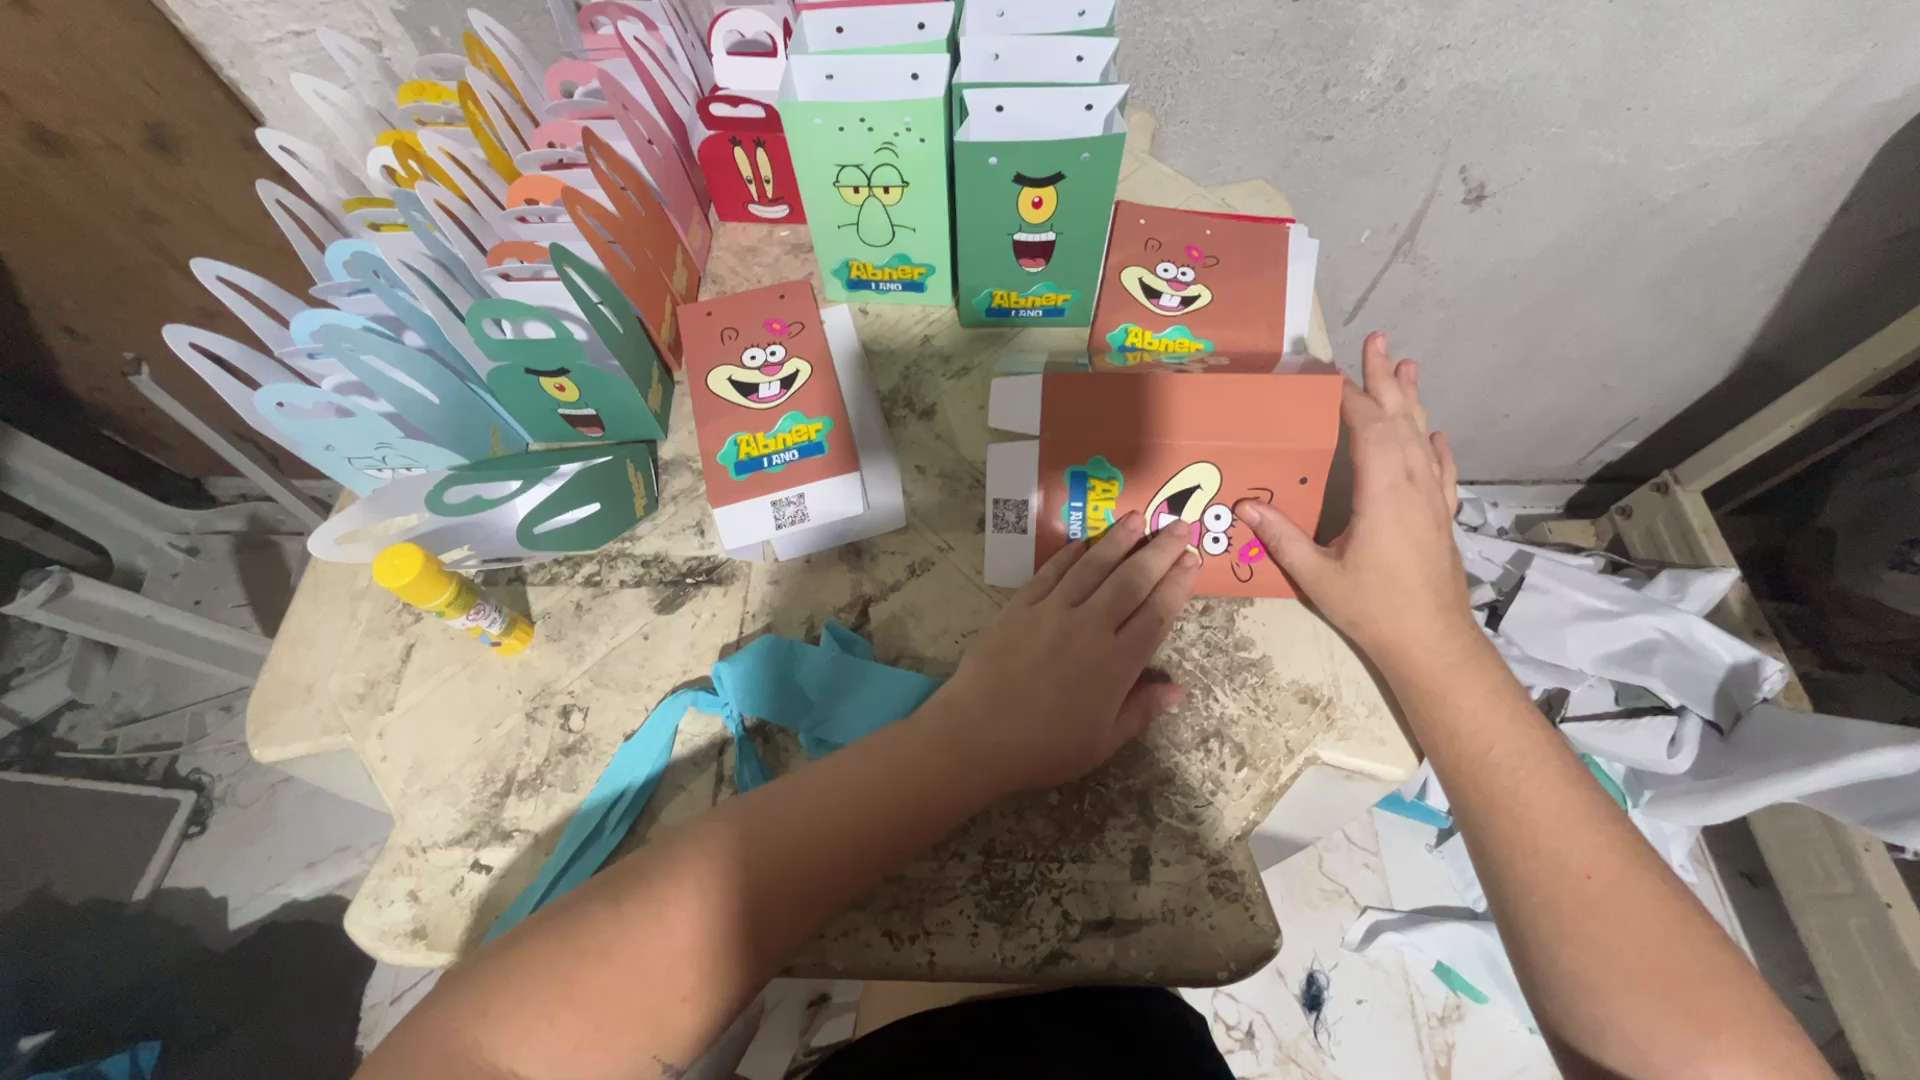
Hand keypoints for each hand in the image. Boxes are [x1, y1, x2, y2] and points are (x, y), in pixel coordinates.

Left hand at [935, 513, 1200, 794]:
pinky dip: (1071, 554)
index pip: (1157, 613)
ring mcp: (1053, 612)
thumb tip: (1179, 690)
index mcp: (1117, 663)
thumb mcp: (1102, 742)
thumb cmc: (1045, 747)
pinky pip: (1051, 573)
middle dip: (1159, 551)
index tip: (1192, 560)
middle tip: (1179, 525)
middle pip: (1132, 580)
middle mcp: (1090, 627)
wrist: (978, 734)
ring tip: (1139, 518)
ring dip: (1119, 540)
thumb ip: (1141, 711)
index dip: (1178, 584)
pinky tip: (1085, 542)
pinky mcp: (1020, 607)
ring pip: (1093, 567)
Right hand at [1233, 331, 1475, 670]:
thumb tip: (1244, 505)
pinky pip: (1442, 472)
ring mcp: (1434, 500)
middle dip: (1386, 379)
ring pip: (1423, 438)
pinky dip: (1438, 447)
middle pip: (1400, 420)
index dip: (1349, 398)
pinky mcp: (1442, 518)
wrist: (1431, 642)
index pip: (1368, 429)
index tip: (1329, 372)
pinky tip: (1438, 433)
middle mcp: (1414, 486)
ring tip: (1407, 364)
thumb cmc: (1372, 607)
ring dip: (1413, 401)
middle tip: (1377, 340)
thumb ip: (1281, 536)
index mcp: (1383, 492)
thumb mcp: (1315, 575)